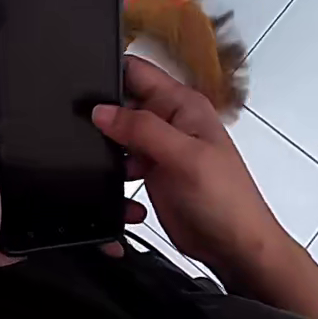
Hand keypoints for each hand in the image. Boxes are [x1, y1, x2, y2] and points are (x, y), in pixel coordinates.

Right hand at [93, 56, 295, 284]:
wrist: (232, 247)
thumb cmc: (227, 201)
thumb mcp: (184, 157)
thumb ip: (142, 129)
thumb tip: (102, 111)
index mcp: (182, 105)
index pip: (138, 72)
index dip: (110, 72)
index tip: (85, 87)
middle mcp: (169, 122)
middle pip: (121, 103)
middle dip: (103, 117)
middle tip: (96, 137)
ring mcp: (159, 147)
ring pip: (117, 135)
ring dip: (108, 150)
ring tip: (118, 167)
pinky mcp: (150, 172)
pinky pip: (120, 164)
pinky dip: (115, 175)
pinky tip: (123, 191)